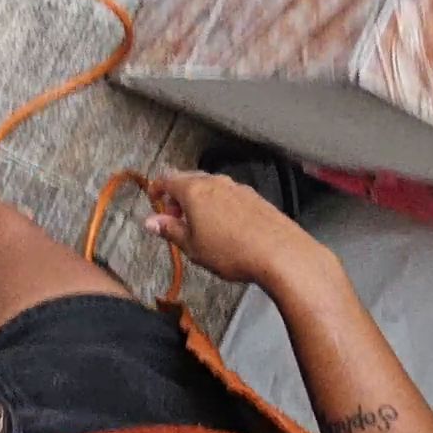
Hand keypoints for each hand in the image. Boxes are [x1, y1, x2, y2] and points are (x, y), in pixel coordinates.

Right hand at [144, 171, 335, 286]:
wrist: (282, 254)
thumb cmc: (233, 251)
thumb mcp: (192, 247)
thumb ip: (170, 230)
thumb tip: (151, 222)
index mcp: (194, 190)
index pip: (167, 179)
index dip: (157, 189)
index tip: (154, 199)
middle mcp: (215, 183)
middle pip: (188, 180)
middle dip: (178, 197)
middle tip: (175, 218)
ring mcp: (238, 188)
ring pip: (210, 187)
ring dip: (200, 201)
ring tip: (200, 226)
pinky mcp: (255, 198)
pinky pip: (229, 196)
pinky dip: (219, 206)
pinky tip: (225, 228)